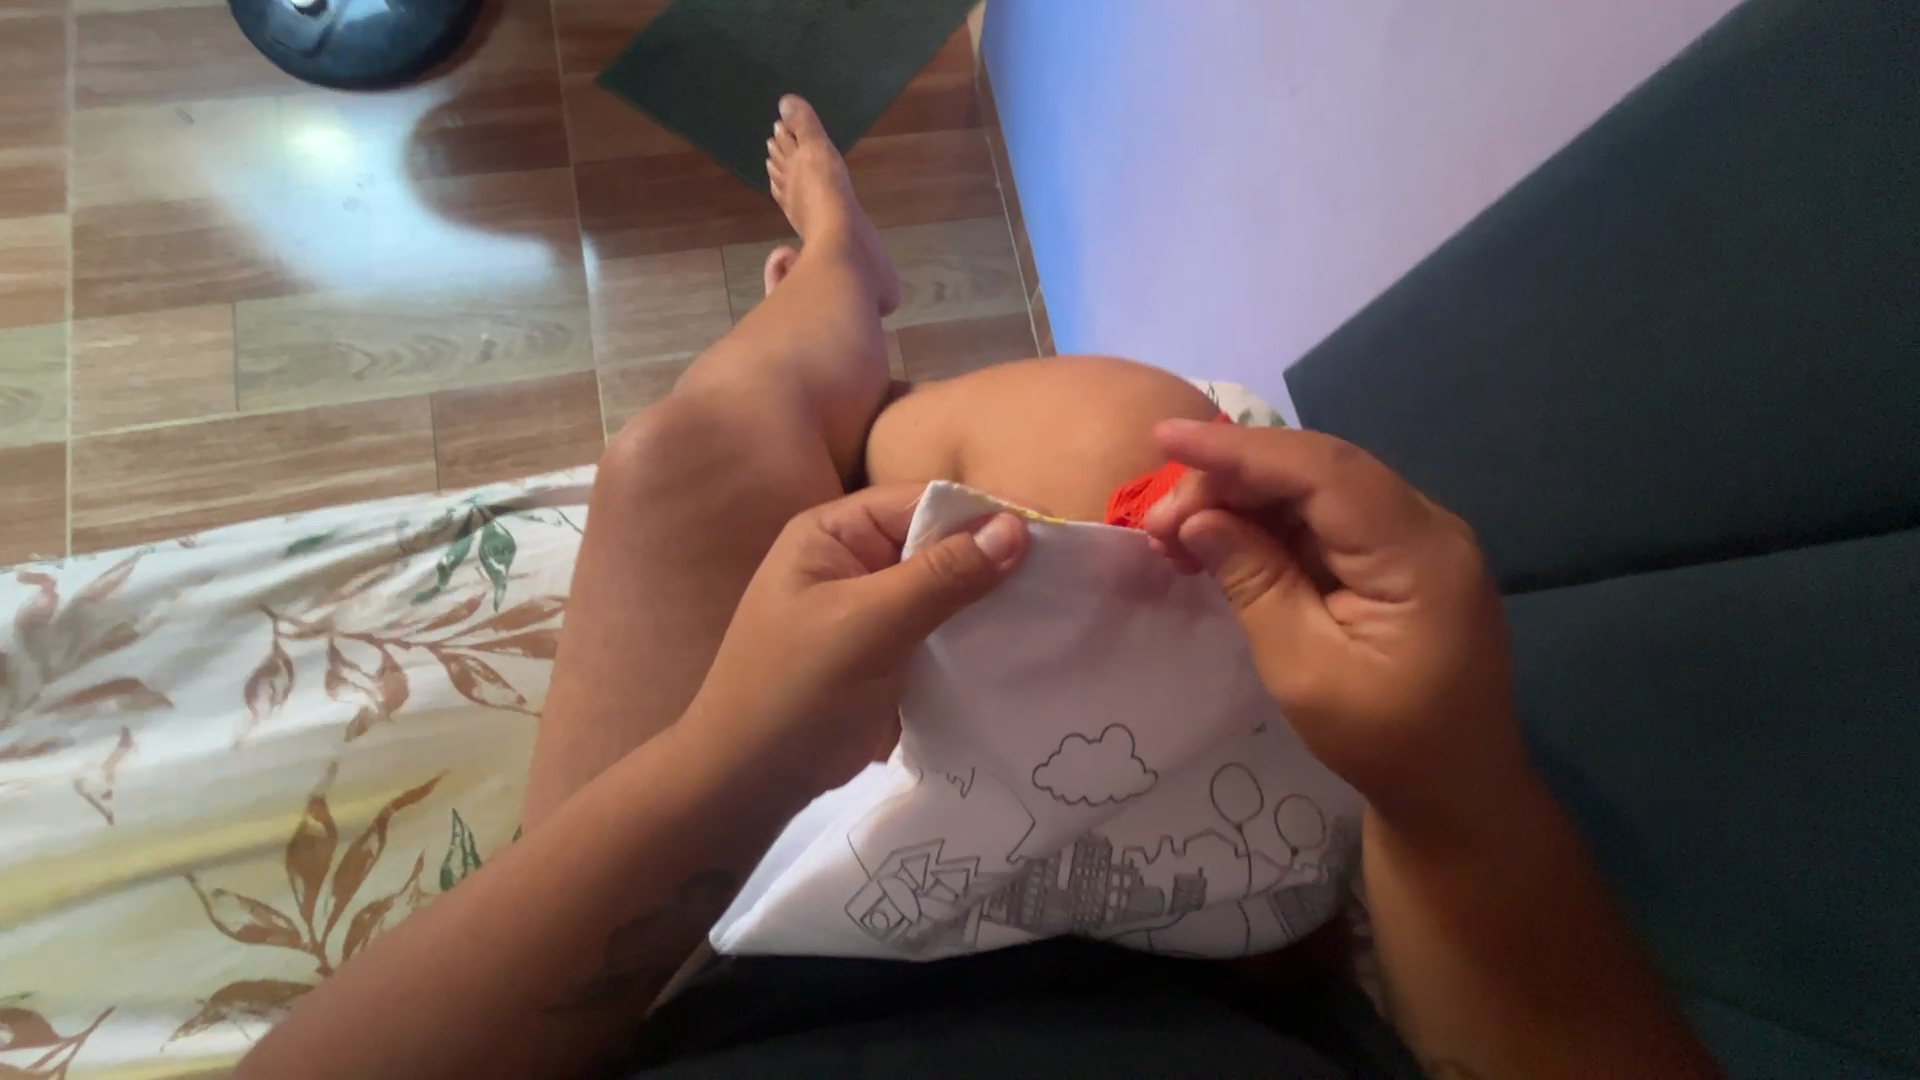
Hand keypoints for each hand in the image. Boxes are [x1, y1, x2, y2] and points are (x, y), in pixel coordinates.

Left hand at [683, 482, 1028, 799]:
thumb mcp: (865, 625)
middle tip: (1062, 577)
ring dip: (992, 598)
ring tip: (1055, 609)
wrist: (751, 781)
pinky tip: (1022, 643)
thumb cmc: (794, 690)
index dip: (983, 514)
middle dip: (994, 558)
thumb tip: (1016, 527)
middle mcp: (859, 560)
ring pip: (950, 587)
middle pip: (940, 542)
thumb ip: (940, 576)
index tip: (1050, 536)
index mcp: (836, 533)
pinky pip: (947, 628)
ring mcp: (878, 608)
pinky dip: (979, 634)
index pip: (922, 502)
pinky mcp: (896, 651)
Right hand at [1143, 420, 1526, 831]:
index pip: (1322, 471)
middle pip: (1312, 470)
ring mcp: (1407, 537)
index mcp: (1417, 554)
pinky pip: (1316, 518)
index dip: (1240, 450)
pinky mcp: (1388, 554)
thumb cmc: (1384, 740)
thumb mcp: (1304, 669)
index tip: (1167, 439)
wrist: (1454, 786)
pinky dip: (1259, 524)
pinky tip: (1212, 542)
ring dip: (1235, 502)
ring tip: (1171, 535)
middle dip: (1227, 481)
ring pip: (1307, 489)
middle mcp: (1422, 525)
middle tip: (1158, 523)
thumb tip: (1199, 519)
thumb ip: (1254, 582)